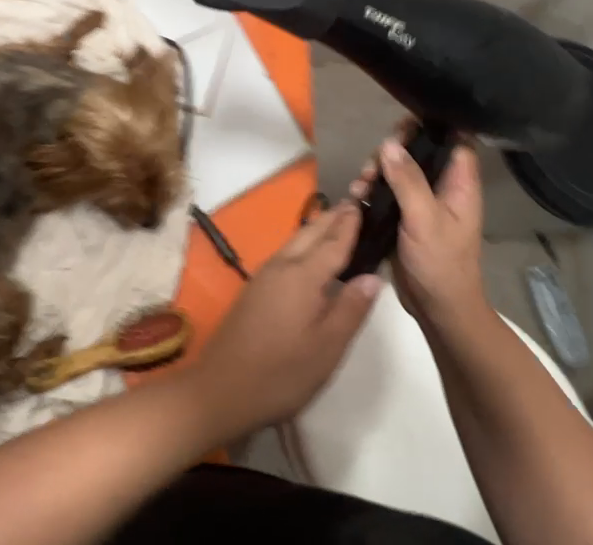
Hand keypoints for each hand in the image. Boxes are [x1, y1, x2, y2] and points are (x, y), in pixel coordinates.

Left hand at [185, 202, 381, 436]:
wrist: (220, 390)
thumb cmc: (281, 373)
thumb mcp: (327, 347)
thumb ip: (351, 308)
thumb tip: (372, 276)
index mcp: (303, 276)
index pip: (334, 242)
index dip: (351, 224)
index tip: (365, 203)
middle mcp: (281, 267)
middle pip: (311, 233)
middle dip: (333, 218)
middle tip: (356, 204)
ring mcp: (263, 277)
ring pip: (295, 242)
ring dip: (317, 229)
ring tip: (337, 224)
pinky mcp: (254, 291)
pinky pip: (285, 255)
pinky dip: (303, 246)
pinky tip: (310, 258)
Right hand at [351, 134, 486, 324]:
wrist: (437, 309)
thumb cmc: (441, 263)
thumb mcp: (424, 219)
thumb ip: (408, 180)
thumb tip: (389, 143)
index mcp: (459, 183)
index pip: (453, 139)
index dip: (431, 126)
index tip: (402, 123)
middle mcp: (442, 187)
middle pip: (417, 152)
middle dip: (391, 153)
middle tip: (373, 166)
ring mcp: (422, 202)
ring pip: (397, 171)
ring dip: (376, 172)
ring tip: (360, 186)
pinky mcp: (404, 217)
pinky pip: (386, 193)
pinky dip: (371, 191)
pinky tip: (357, 197)